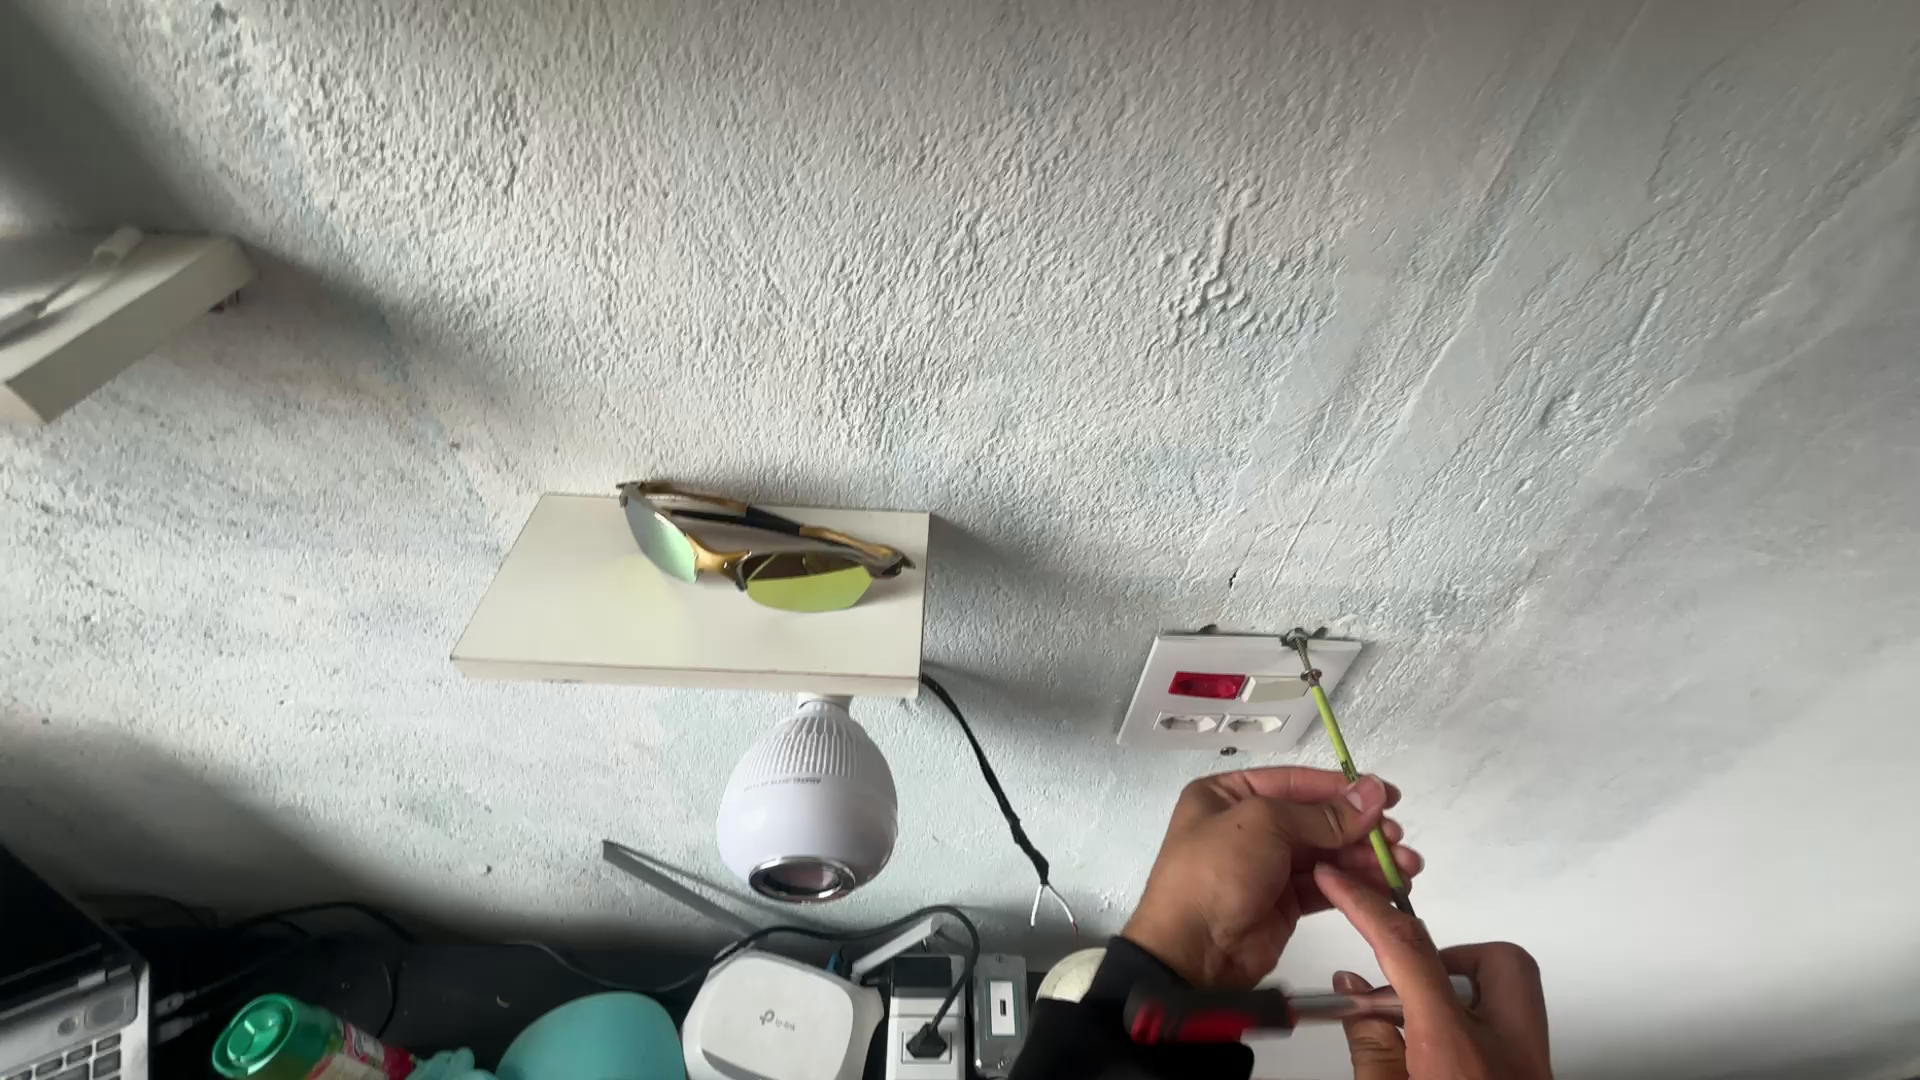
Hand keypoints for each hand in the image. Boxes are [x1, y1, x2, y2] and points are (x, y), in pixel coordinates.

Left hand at [1120, 767, 1422, 988]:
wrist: (1193, 948)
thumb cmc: (1217, 869)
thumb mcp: (1264, 825)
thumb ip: (1321, 815)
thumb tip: (1372, 793)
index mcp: (1225, 794)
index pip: (1291, 782)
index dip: (1339, 787)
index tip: (1387, 793)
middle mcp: (1245, 824)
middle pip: (1312, 818)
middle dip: (1357, 827)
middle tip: (1398, 838)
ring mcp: (1265, 864)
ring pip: (1324, 853)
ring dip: (1364, 857)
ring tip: (1407, 866)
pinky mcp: (1283, 901)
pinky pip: (1325, 885)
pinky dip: (1356, 884)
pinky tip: (1388, 886)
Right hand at [1317, 863, 1551, 1078]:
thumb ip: (1368, 1045)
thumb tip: (1354, 988)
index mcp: (1459, 1050)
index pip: (1407, 950)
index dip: (1365, 905)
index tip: (1337, 879)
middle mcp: (1509, 1051)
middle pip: (1498, 960)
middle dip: (1446, 953)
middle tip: (1404, 980)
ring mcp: (1533, 1069)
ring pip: (1511, 995)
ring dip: (1459, 994)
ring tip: (1419, 1027)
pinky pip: (1509, 1029)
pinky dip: (1472, 1026)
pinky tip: (1444, 1057)